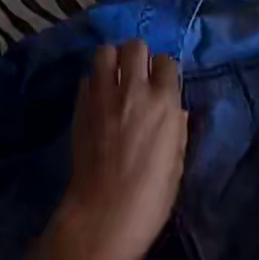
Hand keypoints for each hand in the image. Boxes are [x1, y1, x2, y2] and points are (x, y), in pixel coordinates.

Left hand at [50, 40, 187, 259]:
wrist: (104, 213)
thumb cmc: (151, 195)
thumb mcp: (177, 160)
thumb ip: (176, 126)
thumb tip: (174, 110)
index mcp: (164, 102)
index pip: (167, 60)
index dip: (165, 70)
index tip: (163, 82)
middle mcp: (133, 89)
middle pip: (135, 46)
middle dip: (139, 55)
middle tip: (138, 74)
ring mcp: (103, 94)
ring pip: (105, 52)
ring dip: (113, 60)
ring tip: (115, 77)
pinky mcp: (80, 105)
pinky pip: (87, 77)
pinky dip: (94, 81)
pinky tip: (99, 98)